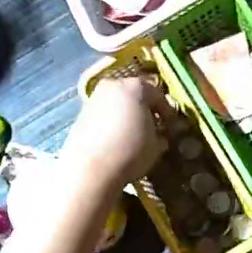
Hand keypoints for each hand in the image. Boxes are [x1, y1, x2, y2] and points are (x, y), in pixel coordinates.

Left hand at [58, 76, 167, 193]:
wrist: (90, 168)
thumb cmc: (130, 152)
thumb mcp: (155, 146)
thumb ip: (160, 135)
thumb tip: (160, 135)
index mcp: (136, 87)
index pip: (158, 95)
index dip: (166, 112)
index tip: (170, 126)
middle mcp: (114, 85)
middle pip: (134, 93)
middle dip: (144, 109)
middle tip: (151, 126)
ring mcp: (94, 97)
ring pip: (117, 101)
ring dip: (126, 113)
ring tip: (133, 133)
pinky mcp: (81, 112)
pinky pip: (103, 112)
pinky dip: (111, 120)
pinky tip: (115, 137)